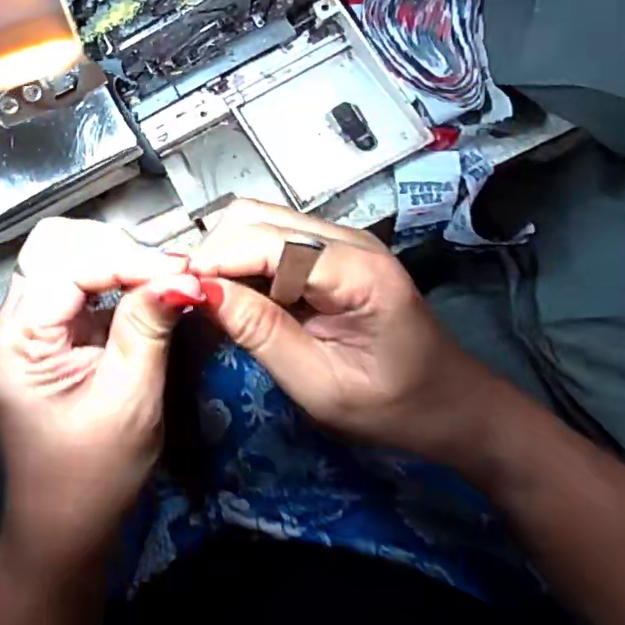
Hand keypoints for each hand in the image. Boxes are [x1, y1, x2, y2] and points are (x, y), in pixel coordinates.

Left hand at [0, 218, 202, 571]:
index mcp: (16, 341)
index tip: (181, 270)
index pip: (69, 266)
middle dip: (115, 247)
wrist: (65, 530)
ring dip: (115, 255)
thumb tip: (183, 275)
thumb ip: (149, 328)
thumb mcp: (129, 401)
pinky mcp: (51, 331)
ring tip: (161, 276)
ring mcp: (28, 325)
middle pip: (55, 245)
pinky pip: (78, 280)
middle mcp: (12, 323)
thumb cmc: (91, 479)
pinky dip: (114, 273)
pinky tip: (144, 286)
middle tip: (168, 271)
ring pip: (65, 254)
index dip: (128, 260)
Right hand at [186, 200, 497, 458]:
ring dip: (222, 252)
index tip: (173, 290)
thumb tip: (199, 291)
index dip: (216, 259)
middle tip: (184, 297)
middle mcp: (347, 238)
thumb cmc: (394, 407)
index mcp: (359, 271)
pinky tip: (230, 294)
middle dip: (212, 251)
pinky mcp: (326, 249)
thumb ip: (261, 334)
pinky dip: (239, 259)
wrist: (451, 405)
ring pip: (257, 219)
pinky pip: (269, 237)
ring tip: (203, 296)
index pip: (269, 242)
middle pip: (256, 217)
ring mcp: (338, 238)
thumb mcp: (321, 387)